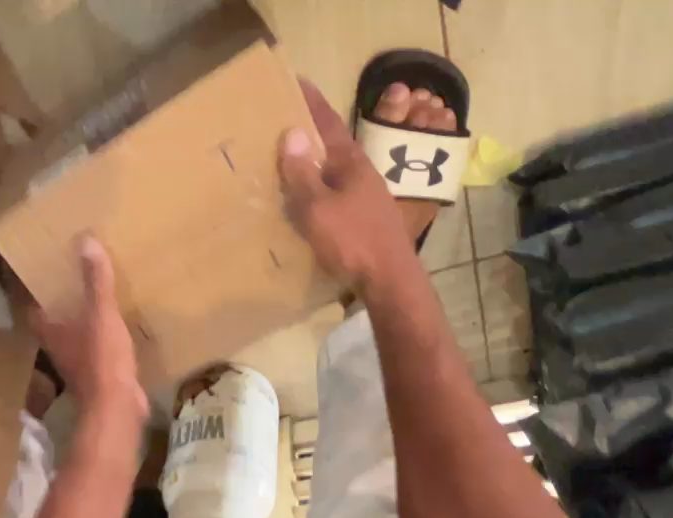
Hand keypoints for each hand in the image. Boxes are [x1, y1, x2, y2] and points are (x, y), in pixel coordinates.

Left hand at [33, 234, 148, 426]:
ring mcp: (80, 368)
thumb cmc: (101, 359)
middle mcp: (61, 351)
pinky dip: (107, 343)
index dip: (35, 296)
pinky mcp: (101, 379)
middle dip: (62, 308)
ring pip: (78, 341)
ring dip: (85, 326)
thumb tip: (85, 240)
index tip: (42, 278)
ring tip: (100, 302)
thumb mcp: (100, 314)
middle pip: (55, 326)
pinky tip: (121, 331)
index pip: (34, 312)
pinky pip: (101, 355)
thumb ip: (95, 281)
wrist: (117, 407)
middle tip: (75, 284)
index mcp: (52, 333)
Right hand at [278, 79, 420, 294]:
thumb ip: (303, 174)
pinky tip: (309, 203)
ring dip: (314, 167)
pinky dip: (320, 192)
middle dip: (310, 135)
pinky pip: (336, 196)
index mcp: (350, 163)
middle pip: (332, 147)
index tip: (296, 82)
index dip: (312, 104)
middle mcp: (361, 174)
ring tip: (290, 166)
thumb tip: (291, 132)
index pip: (328, 123)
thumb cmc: (353, 241)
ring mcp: (366, 198)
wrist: (388, 279)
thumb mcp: (319, 208)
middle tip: (283, 126)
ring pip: (334, 173)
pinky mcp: (366, 220)